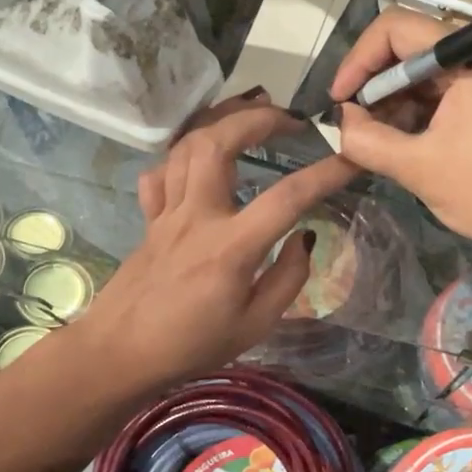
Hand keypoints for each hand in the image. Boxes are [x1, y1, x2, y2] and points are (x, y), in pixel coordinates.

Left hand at [71, 91, 358, 395]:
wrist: (119, 354)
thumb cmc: (193, 346)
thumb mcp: (256, 325)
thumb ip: (287, 278)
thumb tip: (304, 238)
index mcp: (231, 248)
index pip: (288, 198)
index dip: (325, 174)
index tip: (352, 157)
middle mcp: (197, 217)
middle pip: (218, 143)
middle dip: (256, 118)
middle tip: (289, 117)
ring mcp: (167, 214)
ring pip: (186, 147)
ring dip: (219, 122)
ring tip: (249, 116)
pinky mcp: (150, 220)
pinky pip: (162, 172)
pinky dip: (183, 156)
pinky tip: (202, 159)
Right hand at [331, 9, 471, 251]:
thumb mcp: (416, 166)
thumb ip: (368, 140)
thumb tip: (342, 123)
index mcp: (469, 58)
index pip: (397, 28)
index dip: (359, 59)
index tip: (340, 98)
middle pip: (410, 48)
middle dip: (376, 85)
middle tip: (355, 121)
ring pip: (423, 74)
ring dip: (393, 102)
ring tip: (374, 138)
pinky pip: (442, 93)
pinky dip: (416, 112)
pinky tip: (399, 142)